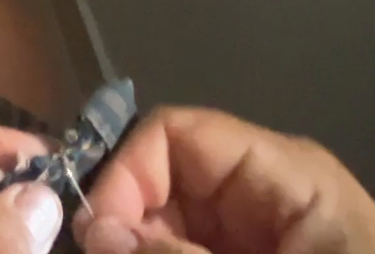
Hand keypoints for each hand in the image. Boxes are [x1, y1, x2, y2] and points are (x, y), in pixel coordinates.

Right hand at [73, 108, 374, 253]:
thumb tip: (95, 230)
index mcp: (281, 170)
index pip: (175, 132)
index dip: (126, 169)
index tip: (94, 231)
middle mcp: (261, 193)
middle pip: (164, 180)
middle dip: (126, 219)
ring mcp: (256, 236)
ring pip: (169, 224)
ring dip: (137, 247)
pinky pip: (188, 251)